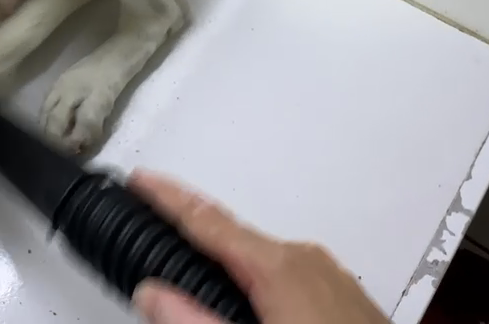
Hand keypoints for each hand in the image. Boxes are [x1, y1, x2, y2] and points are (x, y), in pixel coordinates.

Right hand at [129, 171, 388, 323]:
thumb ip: (196, 321)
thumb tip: (150, 293)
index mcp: (280, 266)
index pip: (206, 217)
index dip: (167, 196)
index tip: (139, 179)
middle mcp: (307, 259)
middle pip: (232, 235)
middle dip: (193, 232)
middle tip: (156, 227)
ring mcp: (332, 278)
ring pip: (262, 257)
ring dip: (228, 261)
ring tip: (200, 274)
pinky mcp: (349, 298)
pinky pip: (289, 273)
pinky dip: (260, 278)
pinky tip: (256, 304)